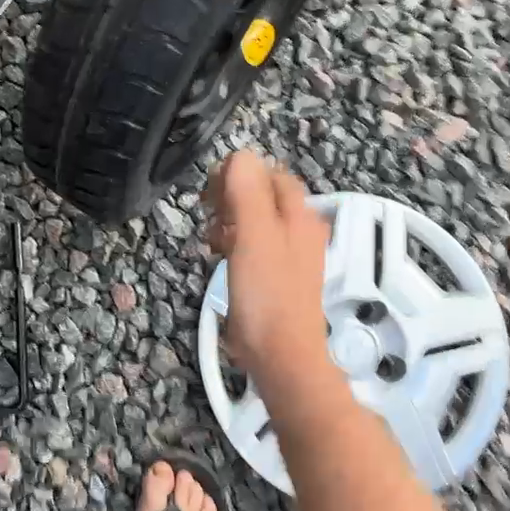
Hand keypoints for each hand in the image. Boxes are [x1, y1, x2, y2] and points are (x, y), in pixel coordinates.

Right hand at [202, 151, 331, 385]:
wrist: (281, 356)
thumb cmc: (266, 293)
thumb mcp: (253, 234)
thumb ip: (246, 190)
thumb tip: (239, 155)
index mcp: (300, 215)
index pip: (268, 172)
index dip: (238, 175)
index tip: (212, 194)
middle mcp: (300, 230)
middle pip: (262, 195)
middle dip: (231, 199)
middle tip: (210, 217)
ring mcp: (289, 255)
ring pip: (254, 220)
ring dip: (229, 223)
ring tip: (212, 241)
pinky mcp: (276, 277)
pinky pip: (253, 246)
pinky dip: (234, 245)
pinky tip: (221, 260)